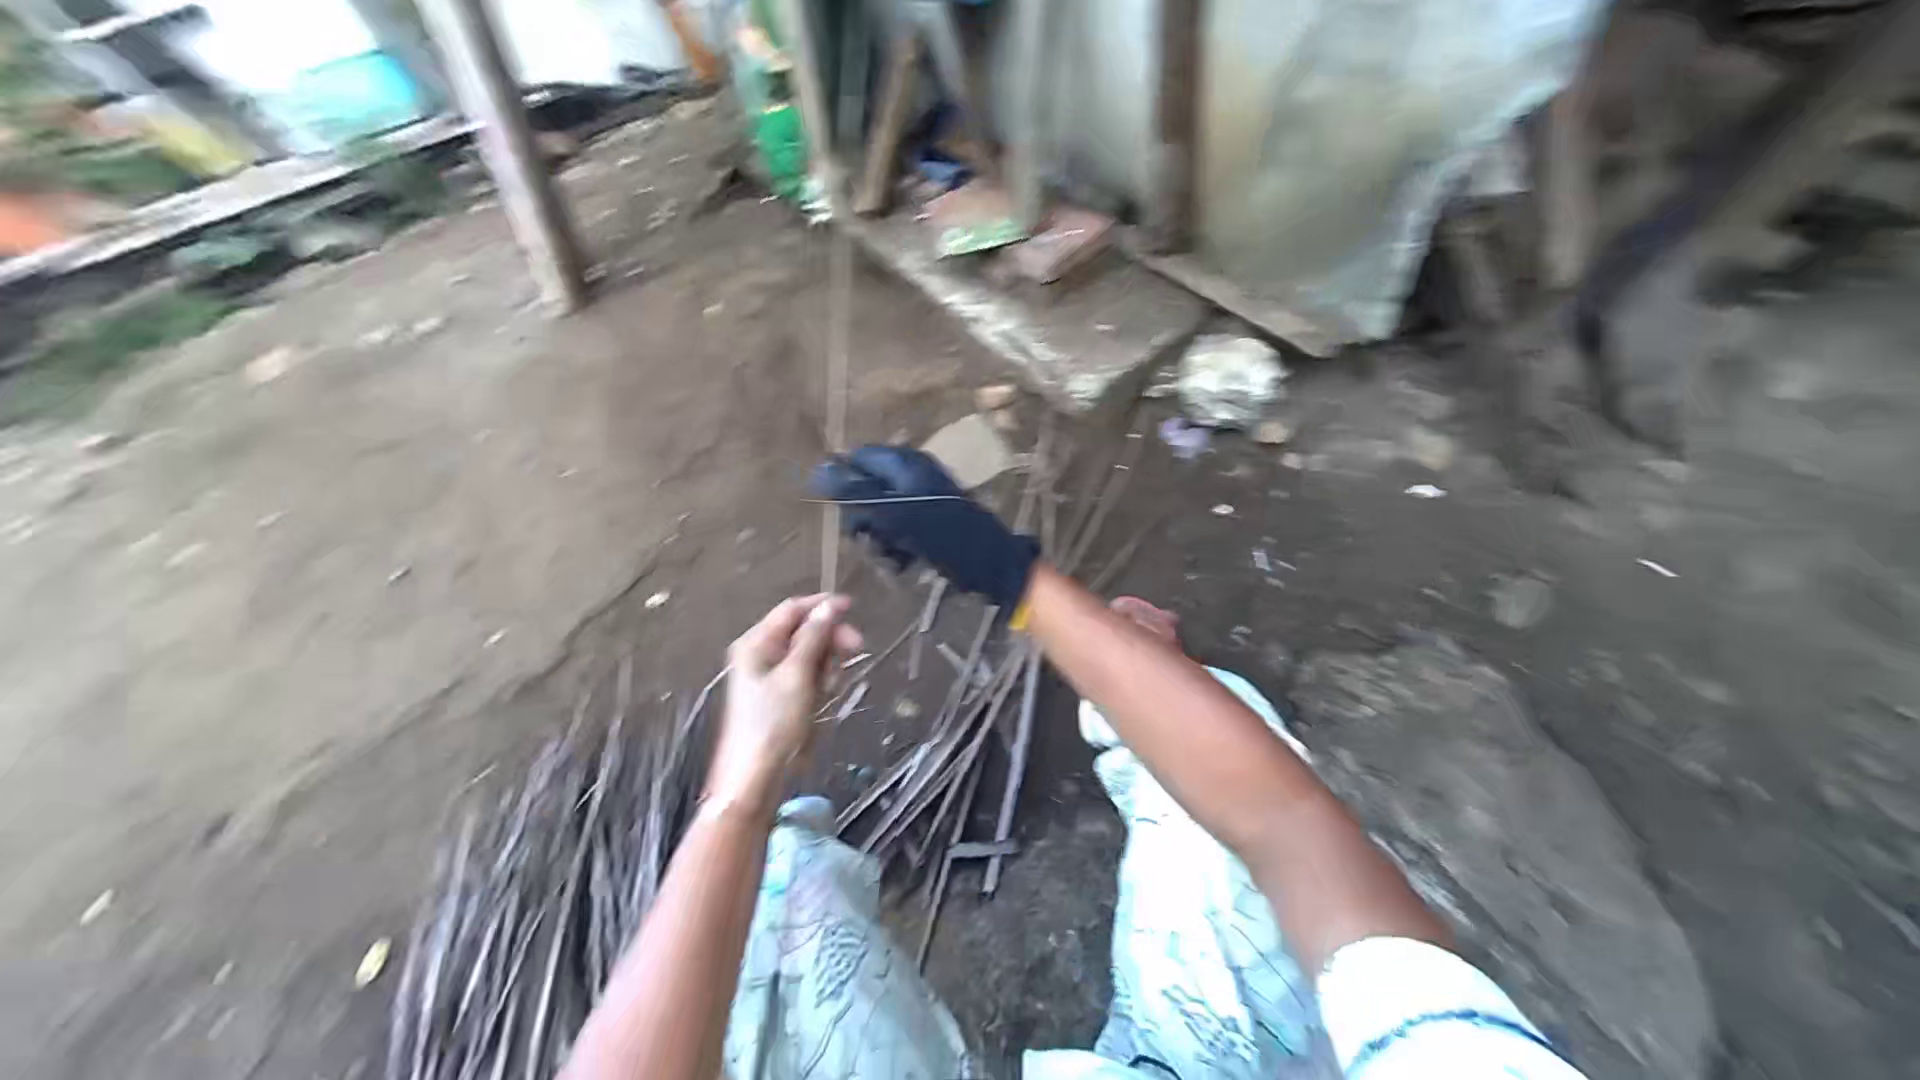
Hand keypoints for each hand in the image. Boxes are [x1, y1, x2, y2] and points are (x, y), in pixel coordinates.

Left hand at [707, 594, 862, 816]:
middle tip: (856, 648)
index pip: (792, 610)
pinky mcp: (780, 696)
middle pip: (803, 632)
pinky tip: (823, 698)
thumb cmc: (774, 723)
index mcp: (757, 643)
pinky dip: (819, 683)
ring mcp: (770, 676)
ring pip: (810, 655)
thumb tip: (829, 607)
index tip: (852, 607)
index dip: (822, 606)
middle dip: (829, 639)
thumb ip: (814, 638)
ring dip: (826, 665)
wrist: (756, 776)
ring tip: (829, 687)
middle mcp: (761, 654)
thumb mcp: (797, 675)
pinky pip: (807, 677)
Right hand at [811, 445, 1039, 610]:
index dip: (844, 482)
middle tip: (869, 539)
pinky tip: (903, 561)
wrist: (990, 564)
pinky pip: (898, 527)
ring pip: (880, 512)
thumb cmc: (942, 535)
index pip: (858, 458)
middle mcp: (912, 474)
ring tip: (891, 555)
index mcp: (904, 462)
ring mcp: (922, 497)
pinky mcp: (929, 521)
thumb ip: (857, 490)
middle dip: (862, 517)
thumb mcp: (894, 512)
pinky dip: (895, 544)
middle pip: (866, 487)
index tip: (840, 511)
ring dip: (878, 536)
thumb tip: (820, 469)